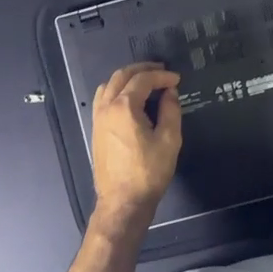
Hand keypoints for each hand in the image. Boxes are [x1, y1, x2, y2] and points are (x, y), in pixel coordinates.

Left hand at [90, 63, 182, 222]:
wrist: (123, 201)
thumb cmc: (148, 172)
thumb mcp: (169, 141)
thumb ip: (171, 111)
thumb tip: (170, 93)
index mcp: (124, 107)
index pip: (142, 80)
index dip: (161, 76)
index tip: (177, 79)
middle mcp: (106, 107)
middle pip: (121, 76)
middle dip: (142, 70)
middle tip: (161, 72)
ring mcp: (97, 118)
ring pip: (108, 85)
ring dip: (127, 78)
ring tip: (146, 82)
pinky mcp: (96, 129)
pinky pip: (103, 99)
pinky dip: (116, 90)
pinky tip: (129, 99)